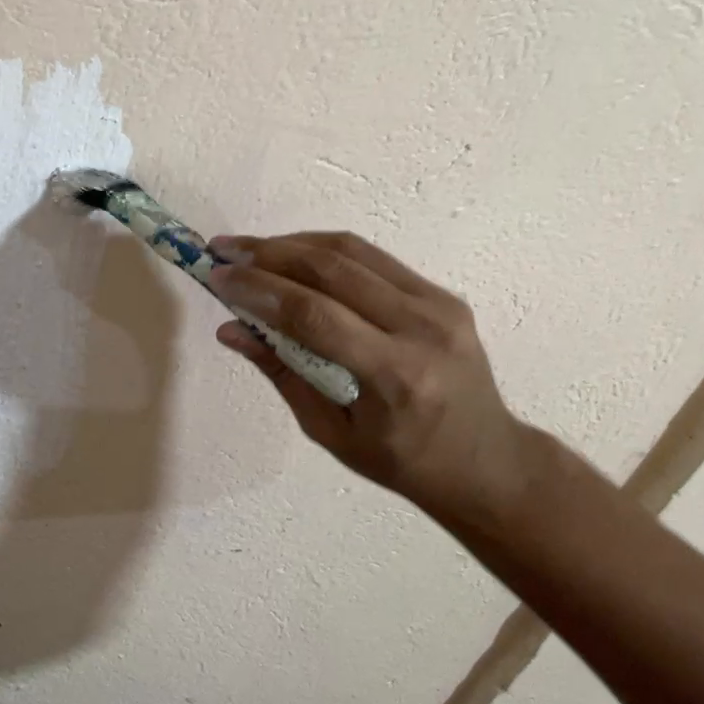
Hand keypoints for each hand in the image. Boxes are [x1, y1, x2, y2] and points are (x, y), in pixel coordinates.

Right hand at [206, 232, 532, 517]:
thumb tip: (230, 329)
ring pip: (351, 252)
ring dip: (291, 243)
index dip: (259, 289)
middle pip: (332, 270)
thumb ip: (281, 373)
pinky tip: (291, 255)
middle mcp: (422, 330)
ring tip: (248, 248)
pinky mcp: (442, 294)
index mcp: (395, 376)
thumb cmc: (401, 459)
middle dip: (268, 254)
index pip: (314, 315)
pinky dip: (322, 250)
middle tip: (222, 250)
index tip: (216, 277)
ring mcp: (439, 306)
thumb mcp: (330, 431)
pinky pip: (371, 258)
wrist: (487, 460)